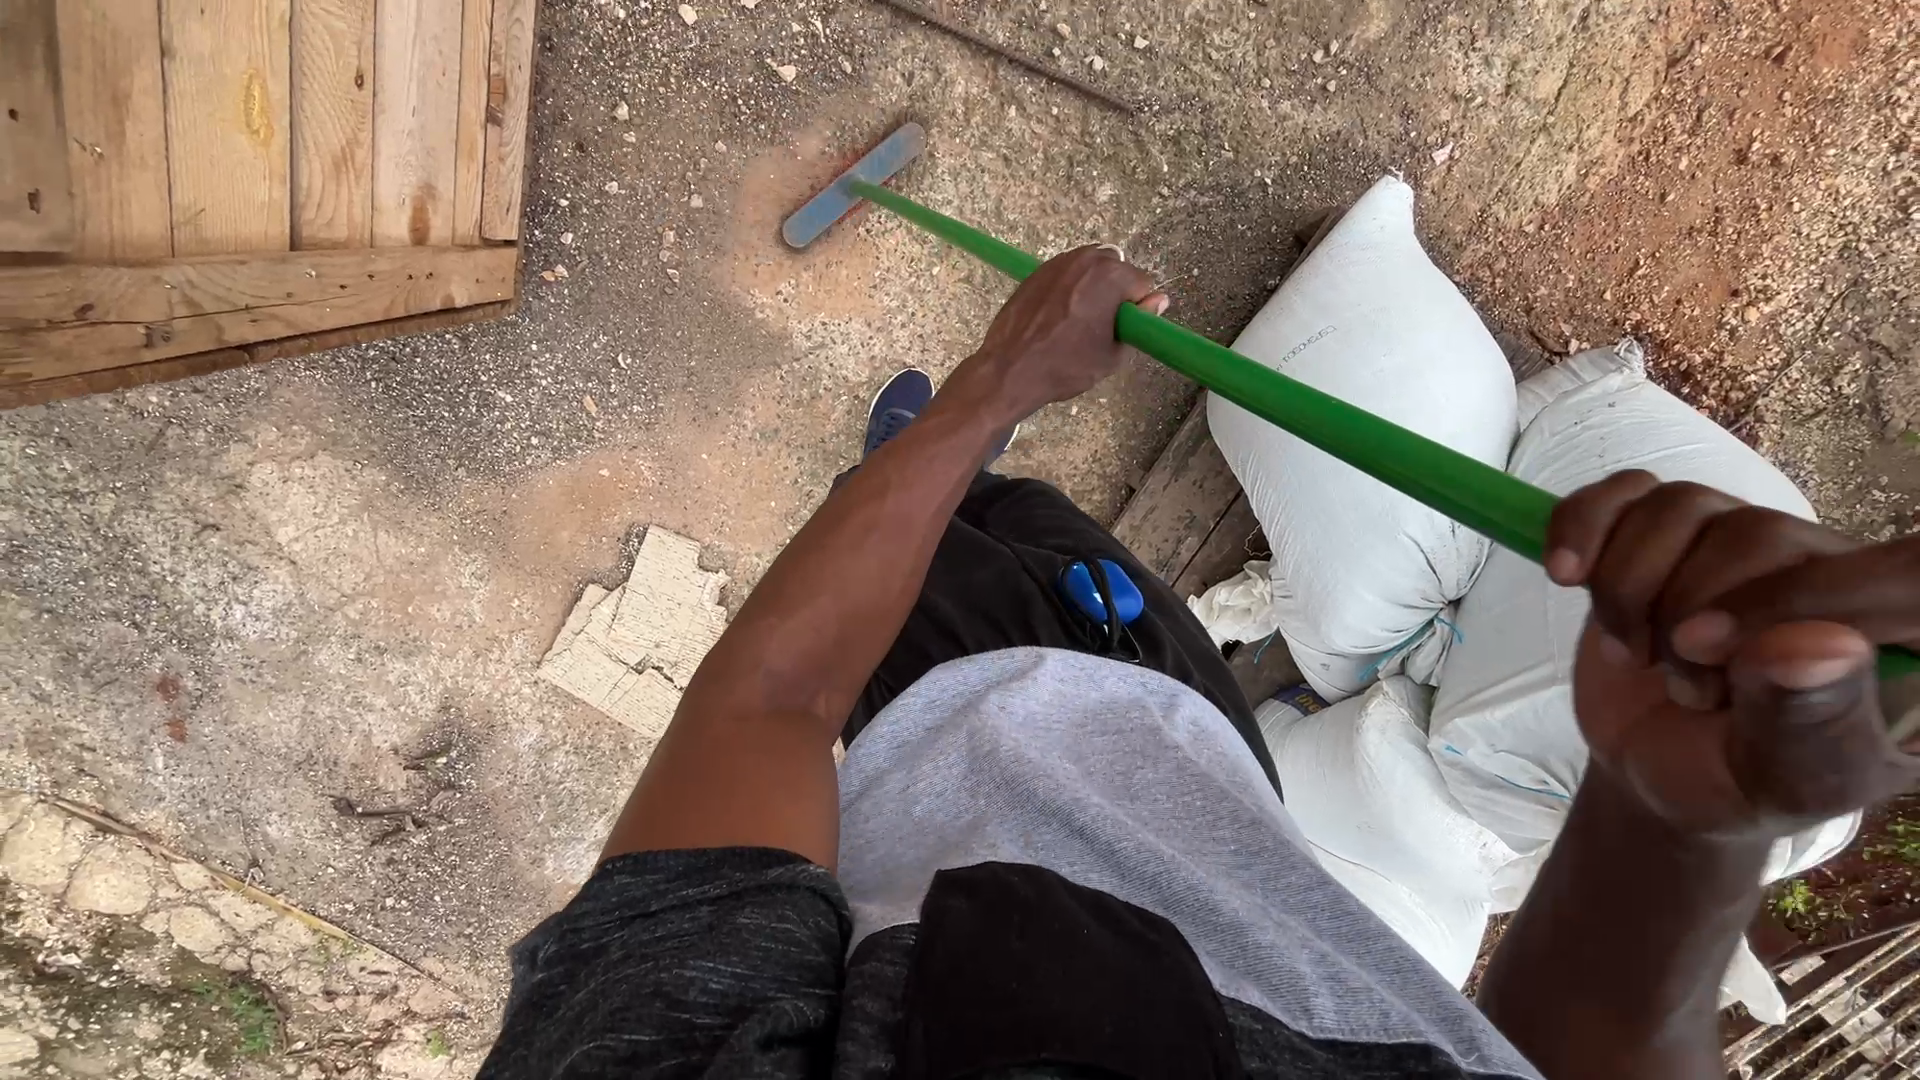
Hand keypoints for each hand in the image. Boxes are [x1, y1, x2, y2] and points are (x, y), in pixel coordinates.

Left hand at [940, 245, 1167, 427]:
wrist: (1010, 370)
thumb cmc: (1063, 366)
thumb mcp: (1113, 355)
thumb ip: (1140, 324)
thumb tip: (1157, 302)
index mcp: (1110, 276)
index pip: (1142, 284)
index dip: (1138, 309)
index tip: (1123, 330)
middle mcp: (1084, 259)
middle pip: (1117, 270)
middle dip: (1115, 294)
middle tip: (1101, 328)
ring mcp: (1057, 263)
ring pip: (1090, 270)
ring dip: (1092, 290)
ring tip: (1078, 324)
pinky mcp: (1036, 272)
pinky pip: (1065, 276)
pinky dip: (1068, 291)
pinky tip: (1058, 319)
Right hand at [1546, 470, 1919, 839]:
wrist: (1652, 762)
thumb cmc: (1735, 784)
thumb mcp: (1785, 780)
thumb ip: (1809, 720)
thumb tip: (1820, 645)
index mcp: (1903, 634)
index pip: (1906, 572)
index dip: (1794, 598)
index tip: (1707, 652)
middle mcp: (1830, 572)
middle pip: (1754, 535)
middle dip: (1683, 612)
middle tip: (1676, 683)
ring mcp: (1736, 548)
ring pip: (1679, 506)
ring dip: (1625, 585)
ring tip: (1630, 650)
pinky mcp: (1655, 539)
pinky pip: (1620, 492)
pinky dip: (1580, 526)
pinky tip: (1565, 573)